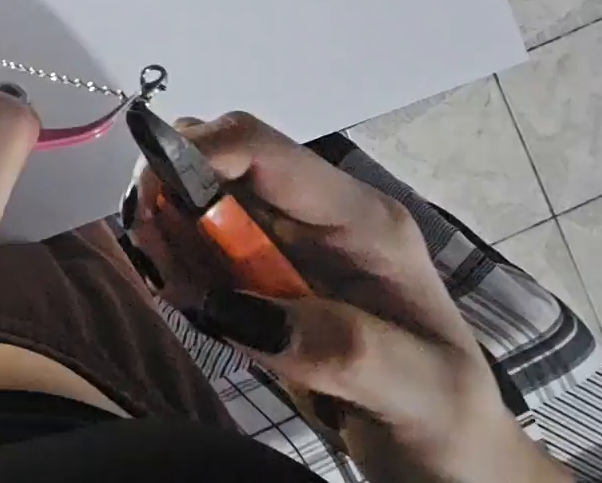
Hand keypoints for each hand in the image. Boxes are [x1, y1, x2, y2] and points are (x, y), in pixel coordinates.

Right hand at [129, 113, 567, 482]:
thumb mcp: (424, 395)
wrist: (446, 453)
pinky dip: (169, 254)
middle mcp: (312, 208)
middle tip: (158, 257)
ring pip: (189, 188)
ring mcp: (280, 230)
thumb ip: (344, 348)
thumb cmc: (446, 421)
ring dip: (165, 231)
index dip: (195, 155)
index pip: (259, 149)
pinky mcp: (254, 256)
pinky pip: (188, 230)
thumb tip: (241, 310)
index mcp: (358, 219)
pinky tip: (189, 296)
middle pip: (211, 153)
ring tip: (180, 290)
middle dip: (166, 192)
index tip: (154, 210)